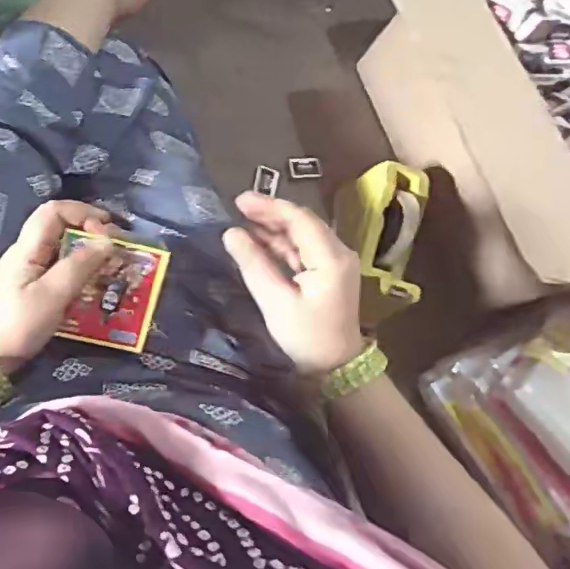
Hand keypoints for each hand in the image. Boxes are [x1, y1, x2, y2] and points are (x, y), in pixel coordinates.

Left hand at [0, 200, 117, 370]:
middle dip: (91, 233)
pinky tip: (96, 285)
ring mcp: (30, 270)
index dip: (83, 213)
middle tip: (116, 250)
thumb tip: (107, 242)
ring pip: (64, 249)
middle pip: (61, 227)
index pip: (54, 211)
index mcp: (27, 248)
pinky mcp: (35, 287)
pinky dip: (82, 272)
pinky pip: (62, 269)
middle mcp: (28, 253)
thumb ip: (79, 266)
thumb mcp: (52, 295)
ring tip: (112, 268)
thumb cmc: (19, 324)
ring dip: (89, 254)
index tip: (108, 231)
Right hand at [221, 191, 365, 376]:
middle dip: (270, 213)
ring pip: (302, 236)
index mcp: (330, 258)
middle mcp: (338, 253)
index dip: (269, 207)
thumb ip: (253, 264)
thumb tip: (231, 234)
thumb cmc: (305, 337)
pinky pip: (304, 250)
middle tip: (238, 206)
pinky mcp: (328, 274)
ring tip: (244, 222)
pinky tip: (260, 241)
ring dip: (274, 228)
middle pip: (302, 223)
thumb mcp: (275, 301)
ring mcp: (335, 263)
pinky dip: (282, 244)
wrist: (335, 367)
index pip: (299, 220)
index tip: (240, 201)